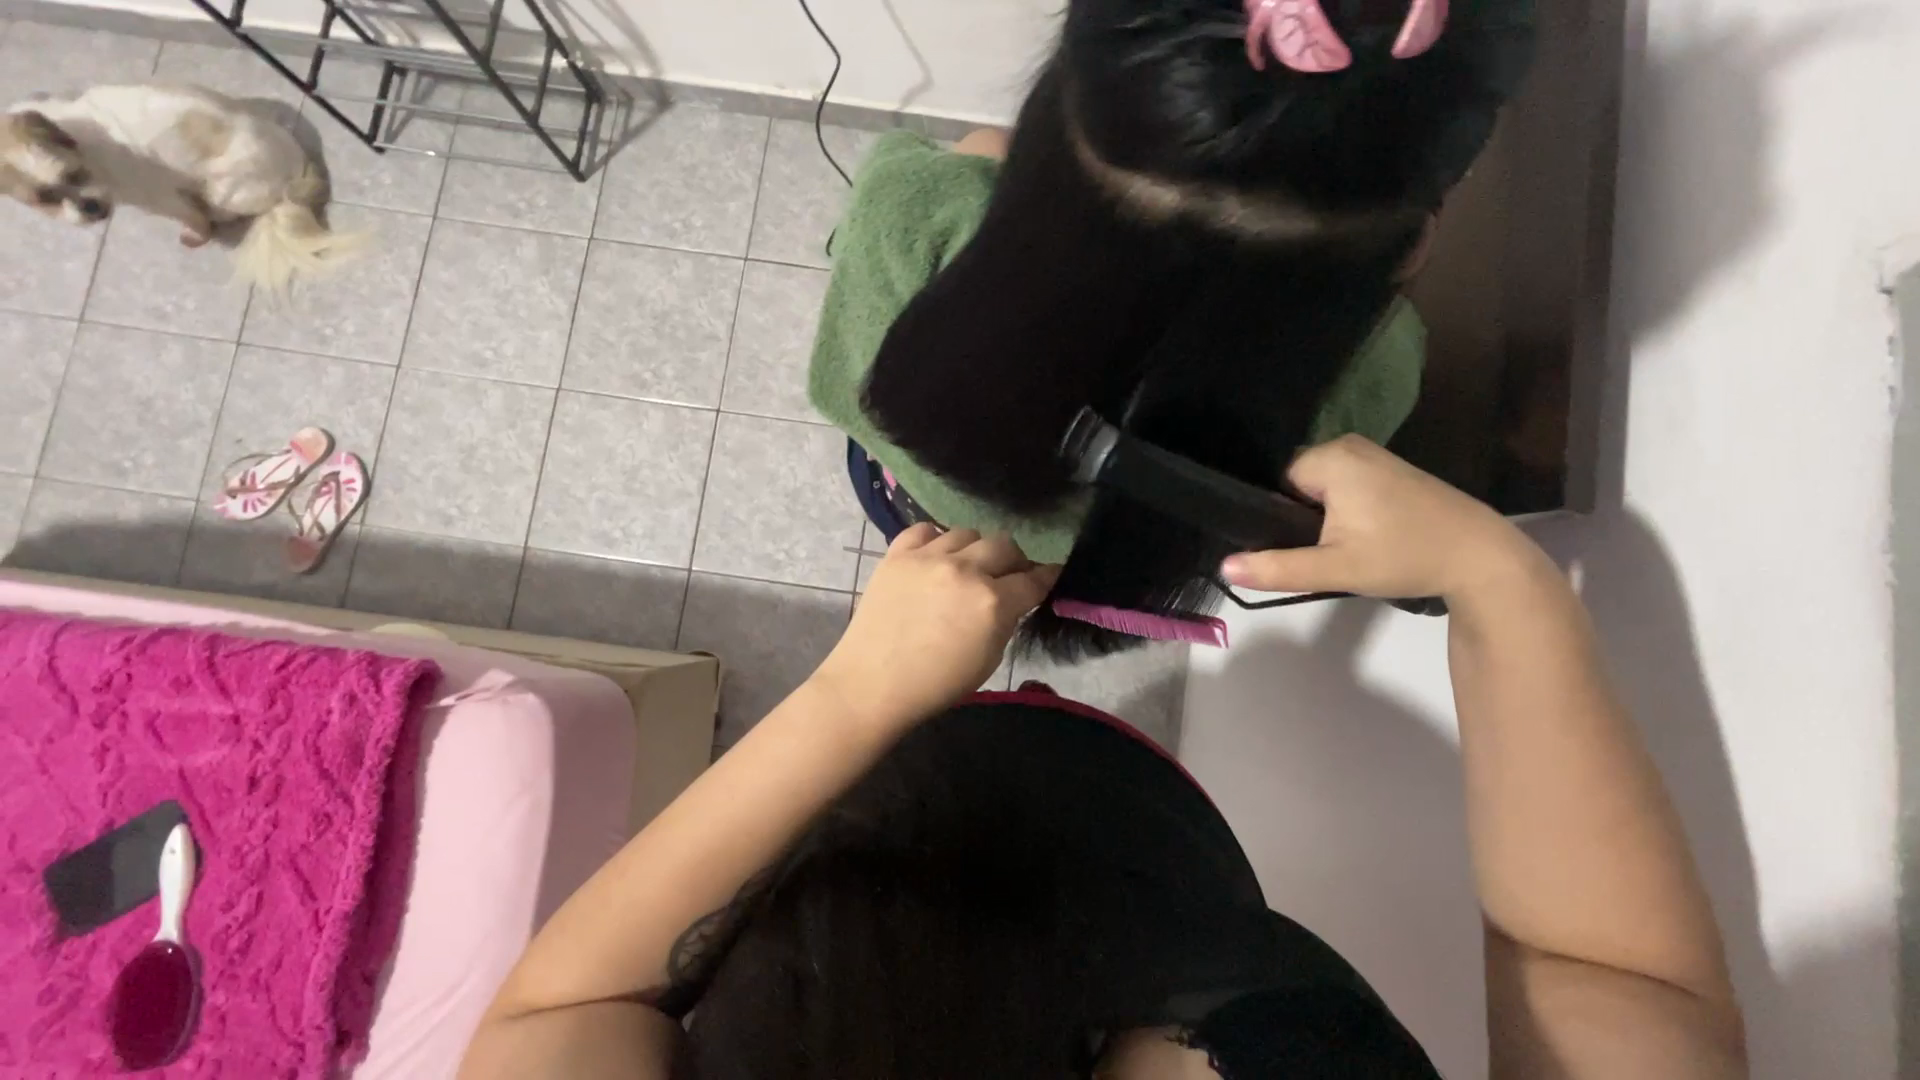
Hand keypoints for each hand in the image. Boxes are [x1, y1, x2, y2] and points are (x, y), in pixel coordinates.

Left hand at [812, 525, 1058, 729]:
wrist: (872, 684)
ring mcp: (928, 557)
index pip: (1032, 579)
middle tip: (1008, 575)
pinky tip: (936, 558)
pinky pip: (925, 530)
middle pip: (1004, 546)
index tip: (1049, 575)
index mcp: (993, 602)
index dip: (1046, 577)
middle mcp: (964, 570)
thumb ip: (1006, 621)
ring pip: (967, 533)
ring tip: (969, 567)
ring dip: (976, 549)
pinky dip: (936, 540)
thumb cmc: (936, 684)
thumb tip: (1014, 599)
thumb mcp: (988, 660)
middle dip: (1014, 560)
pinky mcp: (897, 555)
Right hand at [1220, 436, 1537, 601]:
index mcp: (1330, 458)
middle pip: (1295, 484)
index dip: (1273, 516)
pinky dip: (1341, 511)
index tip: (1284, 547)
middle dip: (1296, 518)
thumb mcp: (1335, 568)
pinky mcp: (1389, 471)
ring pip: (1320, 488)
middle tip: (1313, 553)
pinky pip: (1343, 486)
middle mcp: (1348, 446)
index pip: (1274, 483)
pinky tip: (1356, 538)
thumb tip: (1224, 568)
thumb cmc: (1404, 556)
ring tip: (1334, 548)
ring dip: (1319, 518)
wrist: (1481, 558)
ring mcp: (1372, 456)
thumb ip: (1277, 567)